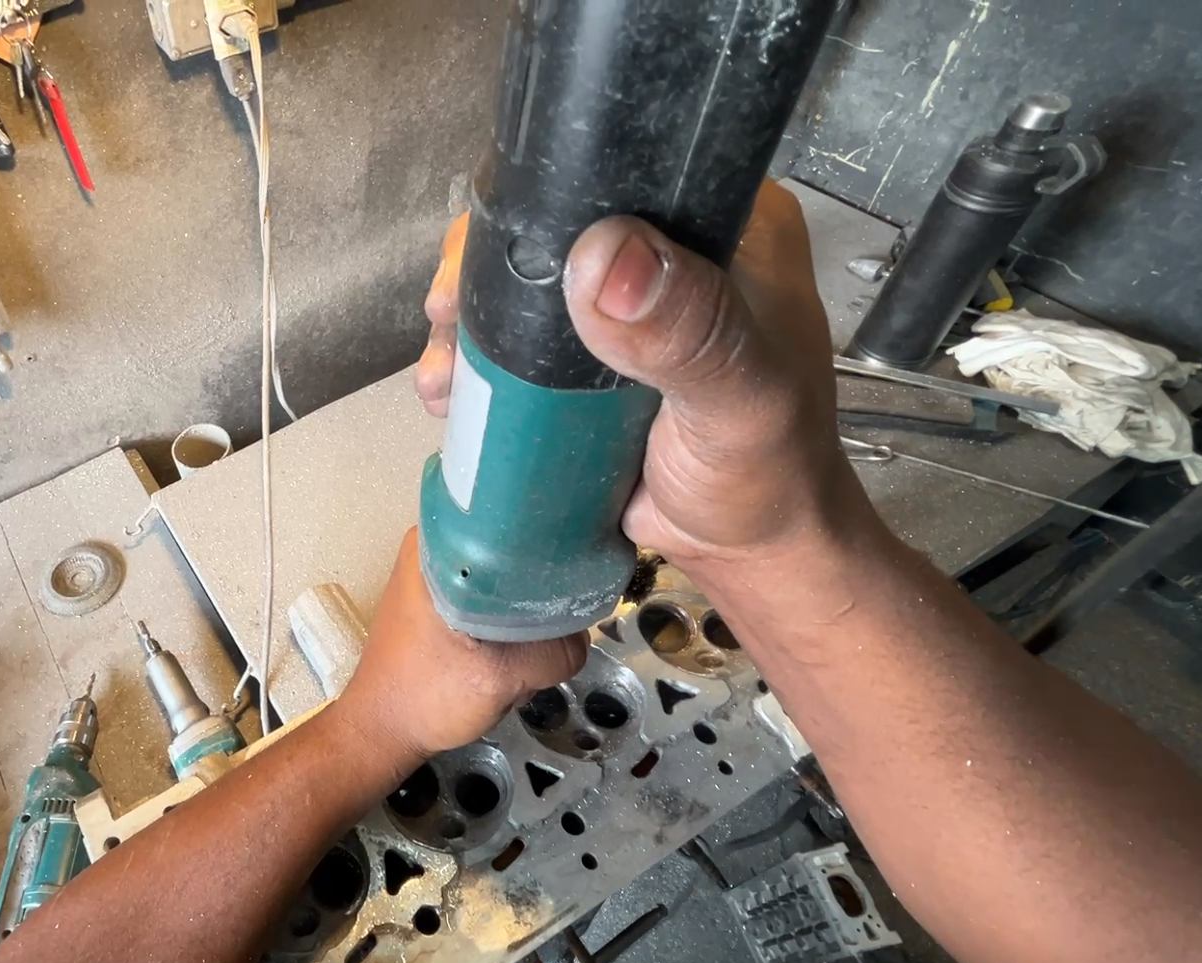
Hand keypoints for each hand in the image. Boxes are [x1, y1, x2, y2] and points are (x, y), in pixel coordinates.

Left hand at [337, 528, 584, 762]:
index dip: (554, 534)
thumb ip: (553, 652)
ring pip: (510, 575)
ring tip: (537, 636)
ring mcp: (442, 571)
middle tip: (564, 611)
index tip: (586, 558)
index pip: (513, 514)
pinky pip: (497, 595)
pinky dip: (513, 619)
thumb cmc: (424, 696)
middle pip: (516, 545)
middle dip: (544, 580)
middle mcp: (437, 543)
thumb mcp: (498, 677)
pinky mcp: (448, 598)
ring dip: (529, 608)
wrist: (383, 728)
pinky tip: (518, 644)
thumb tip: (579, 633)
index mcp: (437, 540)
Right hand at [415, 182, 870, 569]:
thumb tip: (603, 260)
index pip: (618, 178)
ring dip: (463, 331)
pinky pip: (513, 353)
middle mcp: (657, 258)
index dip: (540, 205)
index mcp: (717, 227)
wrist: (739, 546)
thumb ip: (686, 332)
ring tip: (440, 378)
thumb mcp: (738, 397)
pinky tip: (447, 396)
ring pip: (517, 299)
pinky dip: (472, 370)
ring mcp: (610, 318)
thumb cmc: (761, 471)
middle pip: (546, 239)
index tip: (481, 256)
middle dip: (479, 278)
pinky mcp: (576, 370)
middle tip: (444, 317)